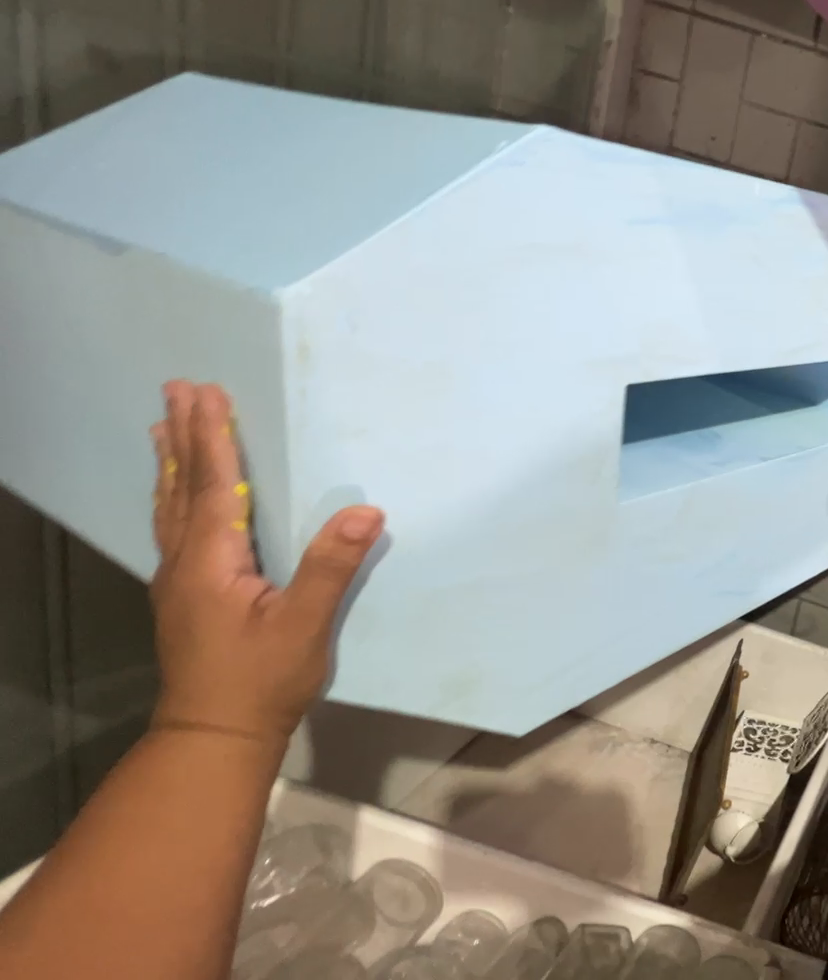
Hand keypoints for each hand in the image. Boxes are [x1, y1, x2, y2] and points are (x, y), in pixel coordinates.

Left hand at [148, 381, 384, 744]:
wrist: (215, 733)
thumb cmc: (262, 678)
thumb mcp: (305, 623)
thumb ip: (331, 565)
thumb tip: (366, 510)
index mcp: (212, 563)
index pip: (215, 487)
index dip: (214, 440)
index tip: (209, 395)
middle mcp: (186, 563)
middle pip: (183, 487)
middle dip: (184, 438)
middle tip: (178, 391)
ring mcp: (181, 579)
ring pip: (172, 506)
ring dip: (172, 462)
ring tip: (165, 426)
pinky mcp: (188, 593)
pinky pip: (177, 525)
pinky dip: (175, 494)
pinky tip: (178, 493)